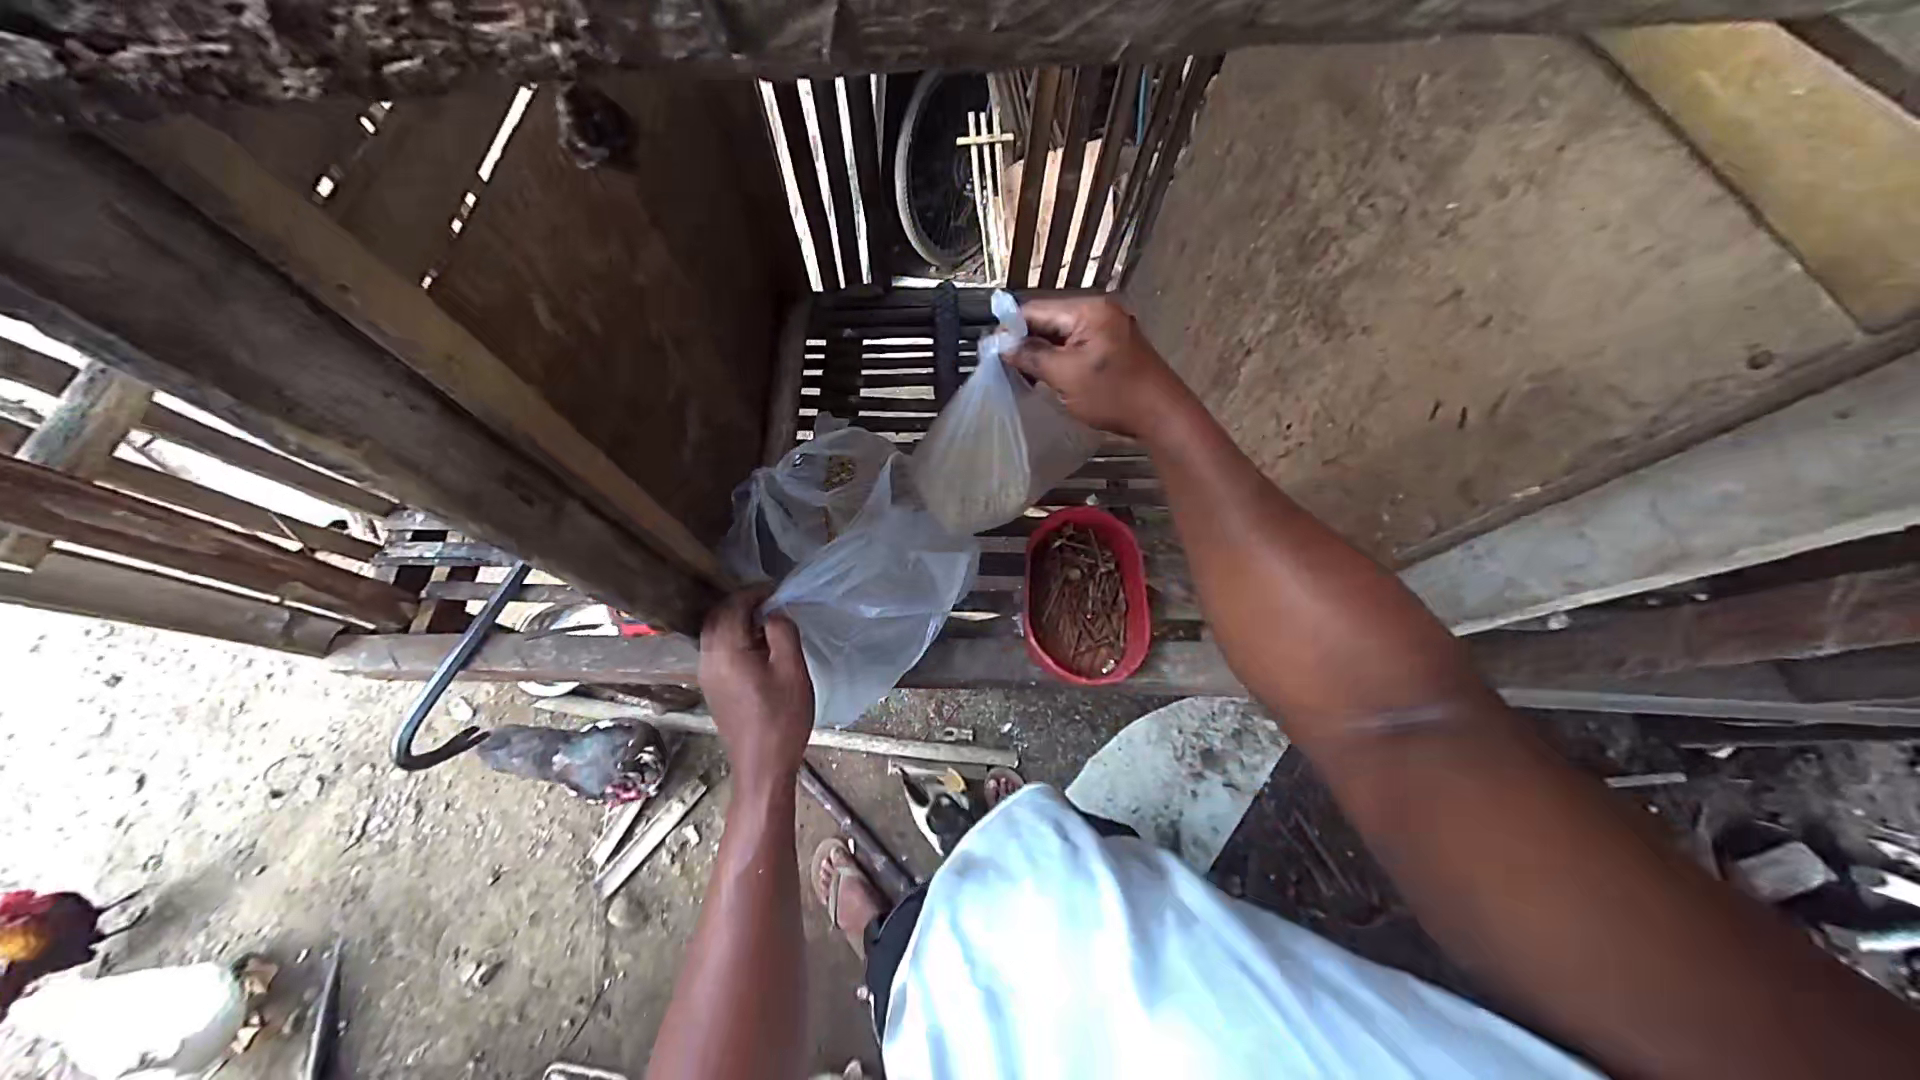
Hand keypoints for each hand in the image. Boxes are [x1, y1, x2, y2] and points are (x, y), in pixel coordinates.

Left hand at [699, 591, 813, 791]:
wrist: (762, 764)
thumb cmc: (782, 717)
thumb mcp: (792, 669)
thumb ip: (782, 632)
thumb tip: (775, 612)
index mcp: (726, 651)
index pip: (732, 606)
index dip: (755, 592)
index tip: (778, 590)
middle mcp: (708, 659)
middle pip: (717, 617)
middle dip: (742, 603)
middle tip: (772, 601)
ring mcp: (707, 675)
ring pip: (715, 633)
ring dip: (738, 620)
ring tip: (769, 622)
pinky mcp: (713, 687)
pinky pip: (718, 650)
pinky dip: (735, 637)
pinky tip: (759, 646)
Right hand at [1006, 296, 1195, 438]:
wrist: (1162, 415)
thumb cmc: (1115, 395)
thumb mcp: (1065, 376)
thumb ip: (1031, 355)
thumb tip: (1004, 345)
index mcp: (1089, 309)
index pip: (1035, 308)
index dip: (1011, 328)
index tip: (994, 351)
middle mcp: (1100, 310)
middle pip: (1049, 319)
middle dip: (1027, 341)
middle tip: (1007, 366)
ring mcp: (1110, 326)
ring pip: (1062, 334)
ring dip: (1043, 352)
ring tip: (1027, 374)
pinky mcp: (1113, 345)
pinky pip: (1078, 344)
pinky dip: (1061, 358)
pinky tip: (1051, 376)